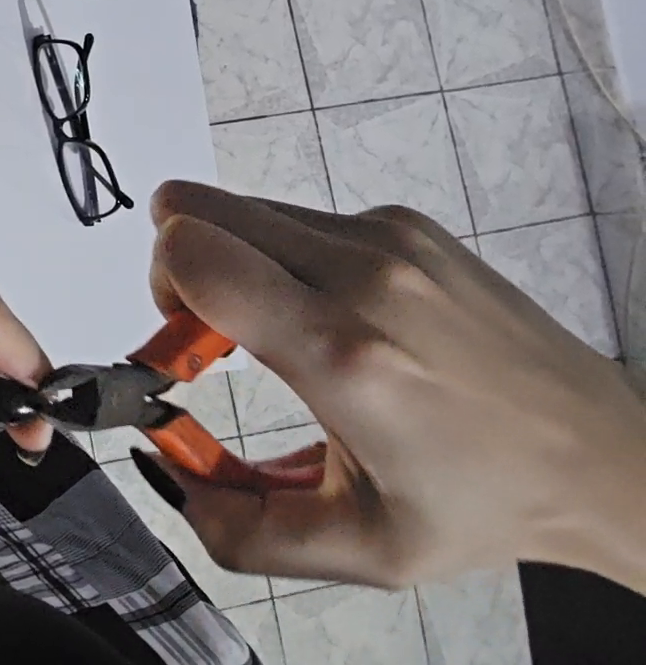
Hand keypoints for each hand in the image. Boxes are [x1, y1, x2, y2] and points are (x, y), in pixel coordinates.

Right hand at [143, 180, 645, 589]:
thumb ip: (228, 523)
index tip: (185, 338)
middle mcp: (364, 278)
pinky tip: (318, 305)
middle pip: (193, 210)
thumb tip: (155, 462)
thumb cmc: (482, 502)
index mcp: (344, 357)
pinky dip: (272, 252)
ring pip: (231, 208)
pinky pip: (284, 214)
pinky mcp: (401, 224)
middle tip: (210, 325)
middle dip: (176, 263)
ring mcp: (387, 240)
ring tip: (273, 321)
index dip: (159, 286)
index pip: (193, 255)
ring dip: (223, 256)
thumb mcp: (351, 548)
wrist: (613, 459)